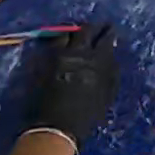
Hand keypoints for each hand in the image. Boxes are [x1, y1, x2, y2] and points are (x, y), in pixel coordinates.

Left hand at [22, 23, 119, 150]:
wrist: (56, 127)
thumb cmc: (87, 115)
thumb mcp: (107, 93)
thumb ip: (111, 72)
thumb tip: (112, 56)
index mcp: (97, 60)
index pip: (105, 38)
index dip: (109, 31)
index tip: (110, 28)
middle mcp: (77, 53)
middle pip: (85, 31)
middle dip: (92, 27)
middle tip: (96, 26)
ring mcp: (57, 56)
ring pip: (65, 34)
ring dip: (73, 32)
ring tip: (76, 33)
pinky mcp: (42, 62)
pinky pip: (51, 45)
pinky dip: (58, 41)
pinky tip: (61, 43)